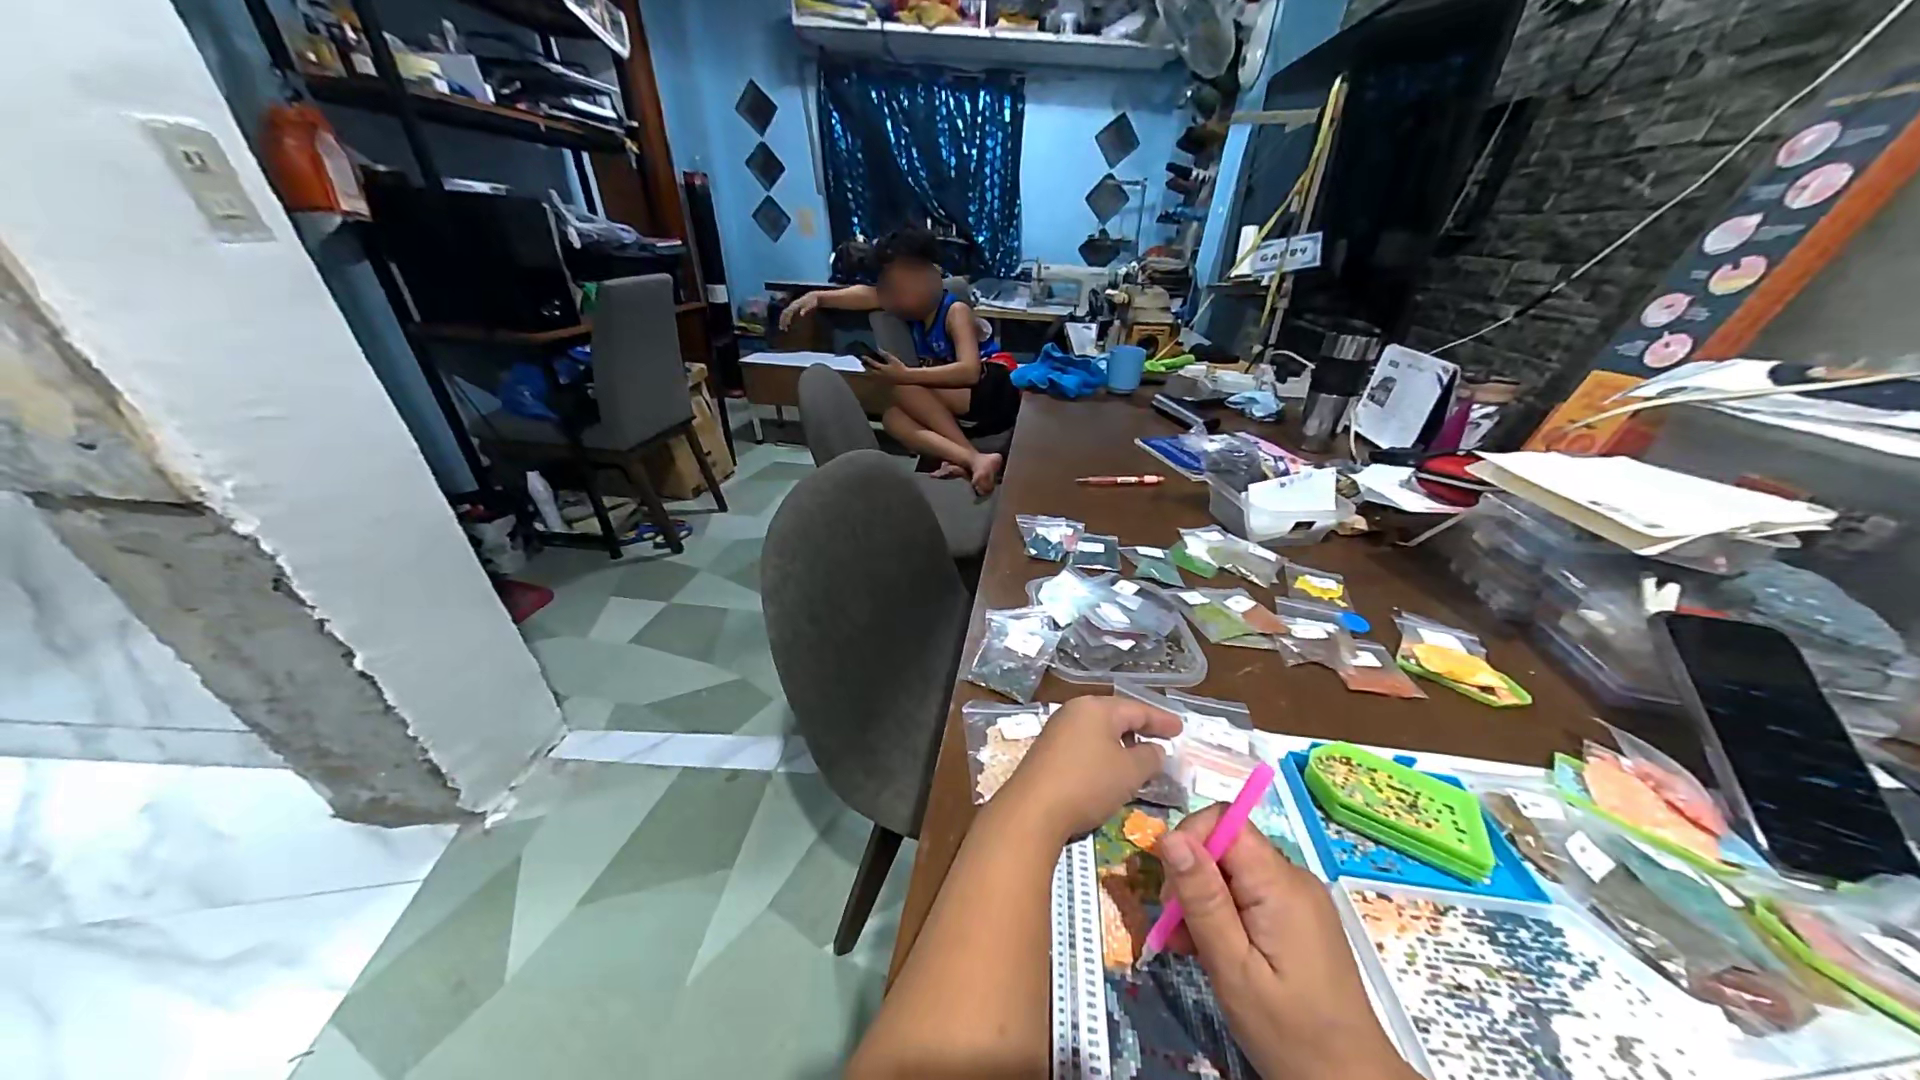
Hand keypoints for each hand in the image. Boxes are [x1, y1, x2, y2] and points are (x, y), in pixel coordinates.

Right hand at [778, 291, 818, 329]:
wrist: (812, 296)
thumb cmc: (812, 302)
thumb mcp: (810, 306)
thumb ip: (805, 310)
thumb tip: (801, 314)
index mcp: (795, 305)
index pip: (787, 312)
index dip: (786, 319)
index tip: (786, 326)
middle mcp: (792, 305)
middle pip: (784, 313)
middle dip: (782, 321)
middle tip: (782, 329)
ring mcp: (792, 305)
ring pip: (784, 313)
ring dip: (782, 320)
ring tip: (782, 328)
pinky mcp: (793, 307)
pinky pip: (787, 313)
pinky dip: (785, 318)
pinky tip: (786, 324)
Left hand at [862, 348, 911, 382]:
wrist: (905, 378)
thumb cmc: (900, 368)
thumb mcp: (893, 359)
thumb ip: (885, 354)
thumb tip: (878, 350)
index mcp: (881, 368)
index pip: (871, 362)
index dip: (866, 359)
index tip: (862, 356)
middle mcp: (879, 374)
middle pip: (868, 370)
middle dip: (864, 366)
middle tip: (861, 362)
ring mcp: (880, 379)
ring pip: (870, 375)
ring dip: (866, 372)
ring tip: (864, 369)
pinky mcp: (883, 382)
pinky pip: (874, 379)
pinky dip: (871, 376)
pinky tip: (871, 374)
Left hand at [993, 696, 1180, 842]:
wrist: (1033, 809)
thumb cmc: (1087, 783)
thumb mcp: (1129, 771)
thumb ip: (1149, 757)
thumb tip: (1154, 749)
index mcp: (1096, 708)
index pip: (1137, 709)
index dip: (1161, 720)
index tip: (1180, 729)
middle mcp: (1074, 712)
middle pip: (1115, 716)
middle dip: (1140, 728)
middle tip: (1162, 739)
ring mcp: (1057, 731)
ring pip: (1098, 731)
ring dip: (1121, 743)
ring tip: (1140, 757)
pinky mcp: (1047, 751)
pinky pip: (1084, 745)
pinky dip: (1103, 754)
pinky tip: (1111, 770)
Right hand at [1158, 806, 1417, 1079]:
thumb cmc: (1289, 1032)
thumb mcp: (1233, 967)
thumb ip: (1202, 899)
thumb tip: (1169, 837)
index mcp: (1280, 884)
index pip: (1225, 820)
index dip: (1189, 839)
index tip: (1170, 888)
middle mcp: (1292, 878)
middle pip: (1225, 846)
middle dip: (1190, 878)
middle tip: (1174, 930)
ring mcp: (1298, 898)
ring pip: (1231, 872)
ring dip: (1202, 901)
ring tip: (1189, 948)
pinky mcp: (1297, 918)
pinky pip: (1248, 894)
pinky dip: (1222, 914)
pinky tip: (1211, 950)